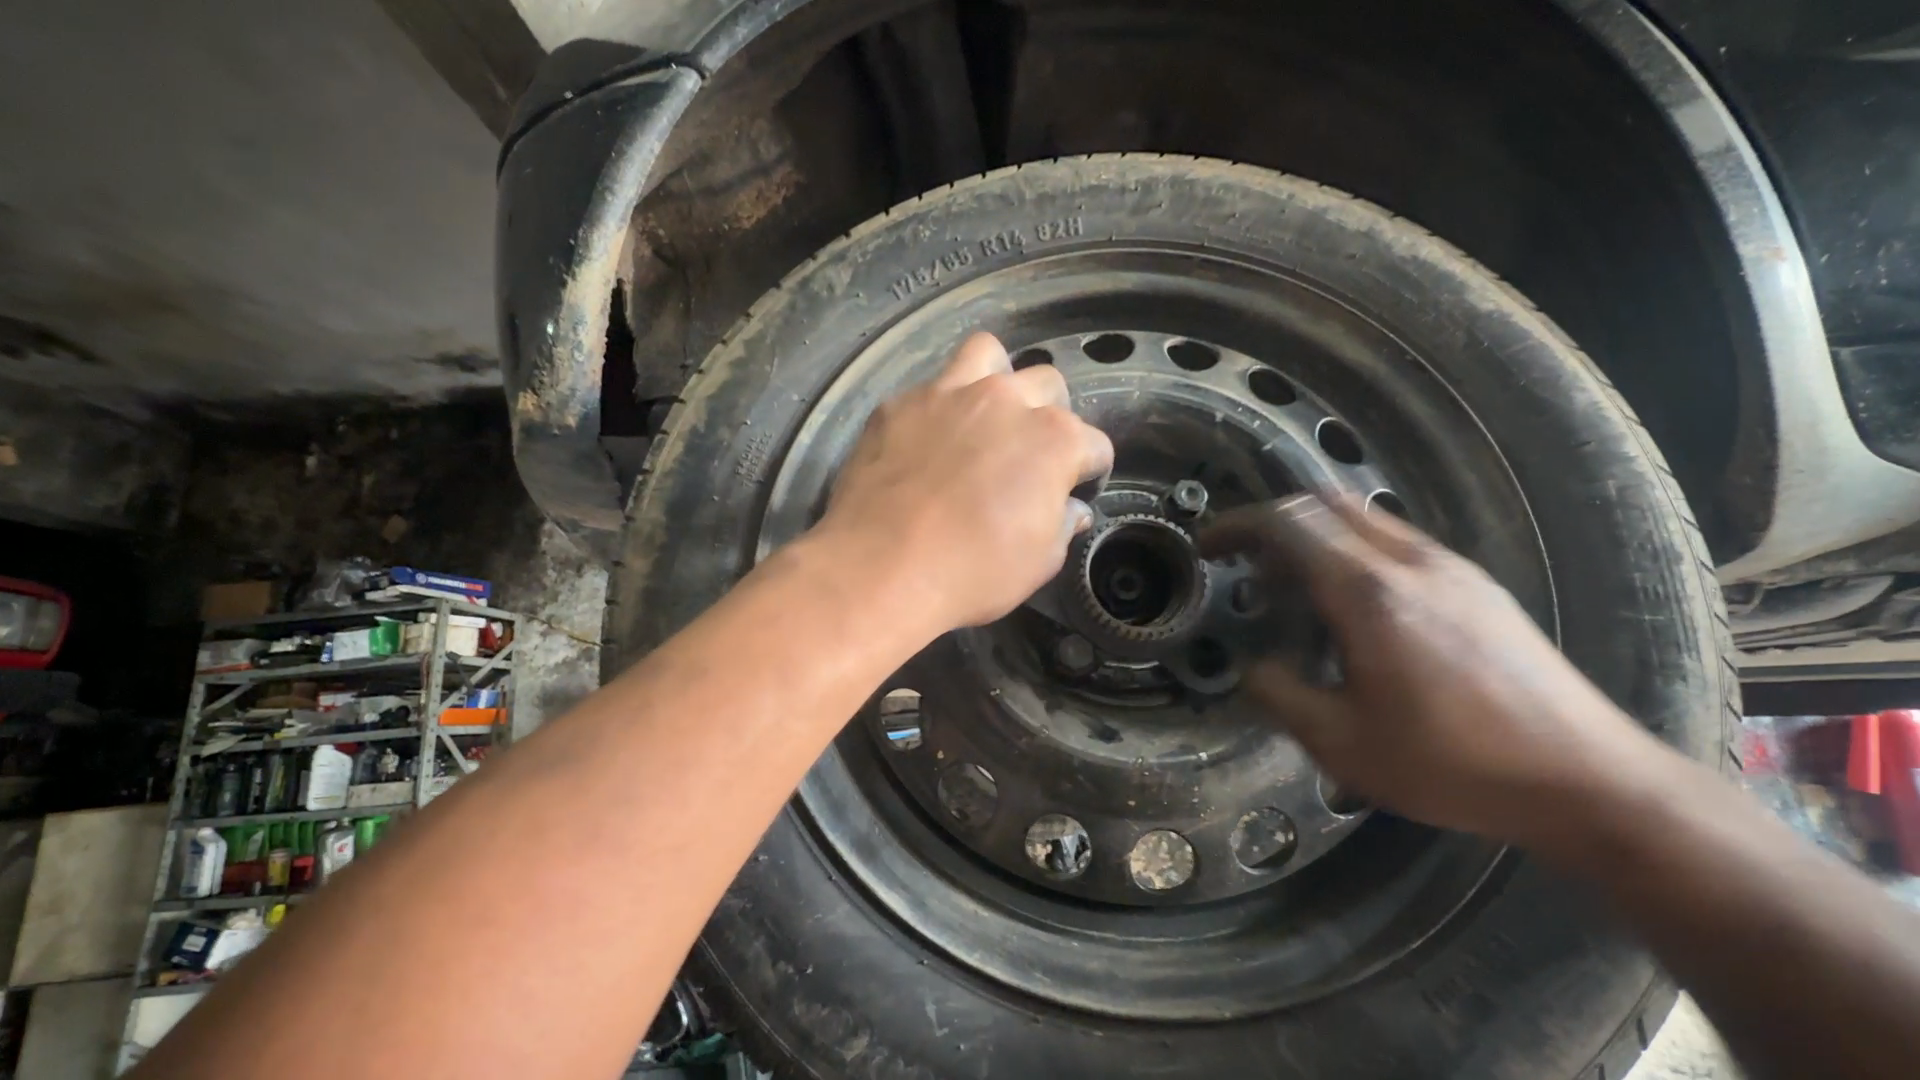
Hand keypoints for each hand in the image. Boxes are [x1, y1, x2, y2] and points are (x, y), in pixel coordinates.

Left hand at [814, 333, 1113, 631]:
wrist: (882, 567)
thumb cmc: (973, 572)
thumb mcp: (1039, 562)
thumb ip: (1063, 525)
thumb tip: (1071, 509)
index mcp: (1054, 439)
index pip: (1094, 444)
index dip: (1089, 470)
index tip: (1074, 489)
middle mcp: (1007, 401)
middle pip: (1048, 385)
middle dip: (1049, 413)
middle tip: (1029, 451)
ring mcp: (949, 393)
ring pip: (987, 355)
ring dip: (997, 378)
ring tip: (985, 414)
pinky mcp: (900, 403)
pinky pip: (930, 386)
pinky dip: (939, 406)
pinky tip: (929, 438)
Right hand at [1200, 495, 1660, 842]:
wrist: (1585, 778)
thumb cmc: (1453, 764)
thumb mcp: (1342, 745)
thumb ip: (1281, 696)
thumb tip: (1253, 668)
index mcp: (1369, 592)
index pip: (1289, 524)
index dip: (1238, 526)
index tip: (1209, 546)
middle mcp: (1410, 562)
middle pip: (1327, 503)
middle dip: (1274, 520)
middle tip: (1245, 560)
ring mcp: (1452, 569)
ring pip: (1366, 518)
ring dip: (1317, 534)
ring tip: (1294, 585)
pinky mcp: (1479, 587)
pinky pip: (1398, 542)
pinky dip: (1356, 550)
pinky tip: (1355, 605)